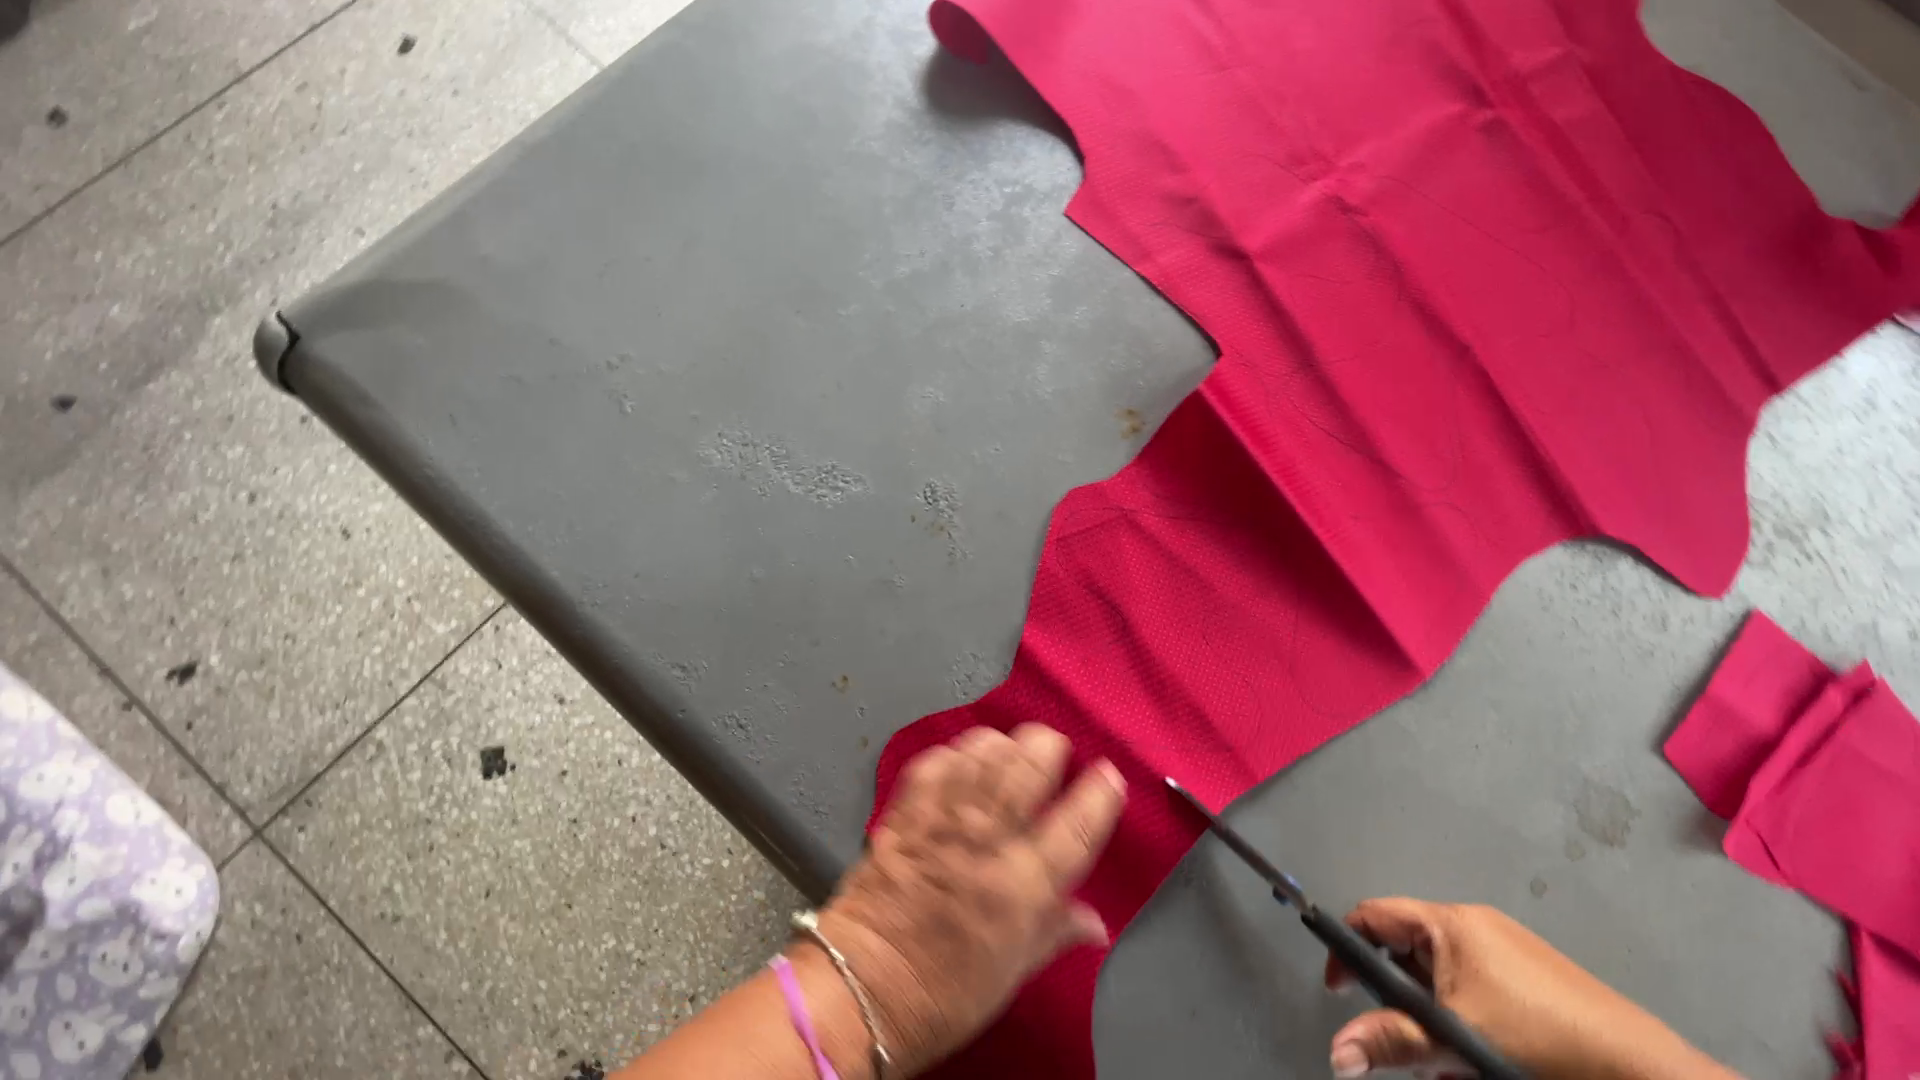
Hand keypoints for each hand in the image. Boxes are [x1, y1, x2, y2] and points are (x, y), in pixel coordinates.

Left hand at [815, 725, 1125, 1076]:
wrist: (862, 989)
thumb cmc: (942, 994)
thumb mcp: (1011, 972)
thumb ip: (1054, 933)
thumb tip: (1095, 924)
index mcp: (1021, 888)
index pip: (1075, 827)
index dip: (1098, 795)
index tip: (1108, 774)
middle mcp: (985, 844)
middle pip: (1026, 771)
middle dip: (1047, 746)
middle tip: (1055, 747)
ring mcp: (942, 824)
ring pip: (981, 758)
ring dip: (1002, 743)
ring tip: (1012, 746)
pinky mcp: (904, 816)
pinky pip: (932, 766)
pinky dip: (953, 753)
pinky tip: (962, 756)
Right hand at [1324, 899, 1733, 1079]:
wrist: (1645, 1073)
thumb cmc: (1538, 1039)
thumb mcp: (1454, 1040)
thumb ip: (1390, 1042)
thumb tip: (1336, 1056)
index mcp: (1449, 923)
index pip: (1373, 916)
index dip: (1346, 948)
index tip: (1340, 992)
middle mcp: (1473, 926)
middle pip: (1406, 950)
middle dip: (1397, 999)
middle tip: (1403, 1040)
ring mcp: (1506, 952)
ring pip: (1440, 979)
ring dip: (1432, 1019)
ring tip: (1450, 1063)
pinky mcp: (1532, 981)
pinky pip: (1474, 992)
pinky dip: (1463, 1023)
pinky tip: (1480, 1062)